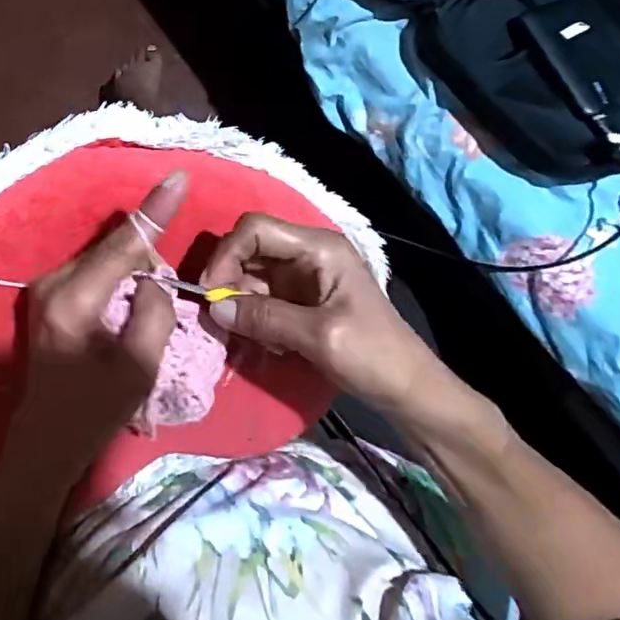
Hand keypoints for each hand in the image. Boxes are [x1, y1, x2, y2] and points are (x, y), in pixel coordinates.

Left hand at [1, 172, 187, 488]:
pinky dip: (114, 283)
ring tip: (138, 318)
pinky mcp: (46, 298)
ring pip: (103, 261)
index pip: (123, 245)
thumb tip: (153, 278)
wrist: (43, 444)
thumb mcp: (140, 367)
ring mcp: (44, 289)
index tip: (177, 178)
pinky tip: (122, 314)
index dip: (154, 212)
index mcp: (74, 299)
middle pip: (113, 249)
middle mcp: (52, 283)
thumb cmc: (93, 412)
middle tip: (161, 301)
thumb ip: (154, 311)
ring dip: (130, 274)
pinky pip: (92, 274)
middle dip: (145, 261)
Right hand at [201, 213, 484, 429]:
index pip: (256, 229)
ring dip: (239, 303)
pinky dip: (253, 317)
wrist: (408, 391)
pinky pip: (260, 298)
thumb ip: (264, 317)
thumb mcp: (318, 336)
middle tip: (220, 316)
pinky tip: (267, 342)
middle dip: (229, 280)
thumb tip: (213, 306)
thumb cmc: (373, 356)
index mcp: (319, 248)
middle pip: (249, 249)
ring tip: (246, 335)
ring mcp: (302, 277)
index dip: (227, 254)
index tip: (211, 291)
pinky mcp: (299, 300)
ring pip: (250, 276)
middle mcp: (308, 254)